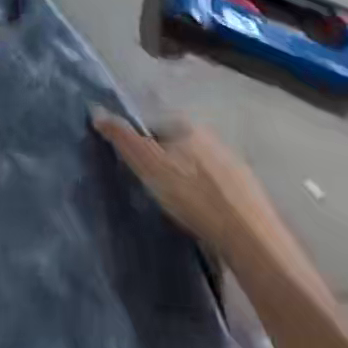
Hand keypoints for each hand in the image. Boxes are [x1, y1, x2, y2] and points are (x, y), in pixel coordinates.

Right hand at [91, 107, 278, 251]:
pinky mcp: (249, 191)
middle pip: (177, 143)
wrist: (250, 237)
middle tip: (153, 188)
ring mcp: (234, 163)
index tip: (134, 169)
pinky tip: (203, 215)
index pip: (152, 124)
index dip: (139, 144)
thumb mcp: (148, 166)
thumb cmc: (192, 195)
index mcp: (186, 125)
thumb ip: (123, 139)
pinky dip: (207, 195)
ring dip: (187, 178)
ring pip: (199, 165)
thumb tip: (96, 110)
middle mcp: (212, 136)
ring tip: (177, 206)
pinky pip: (218, 186)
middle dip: (165, 160)